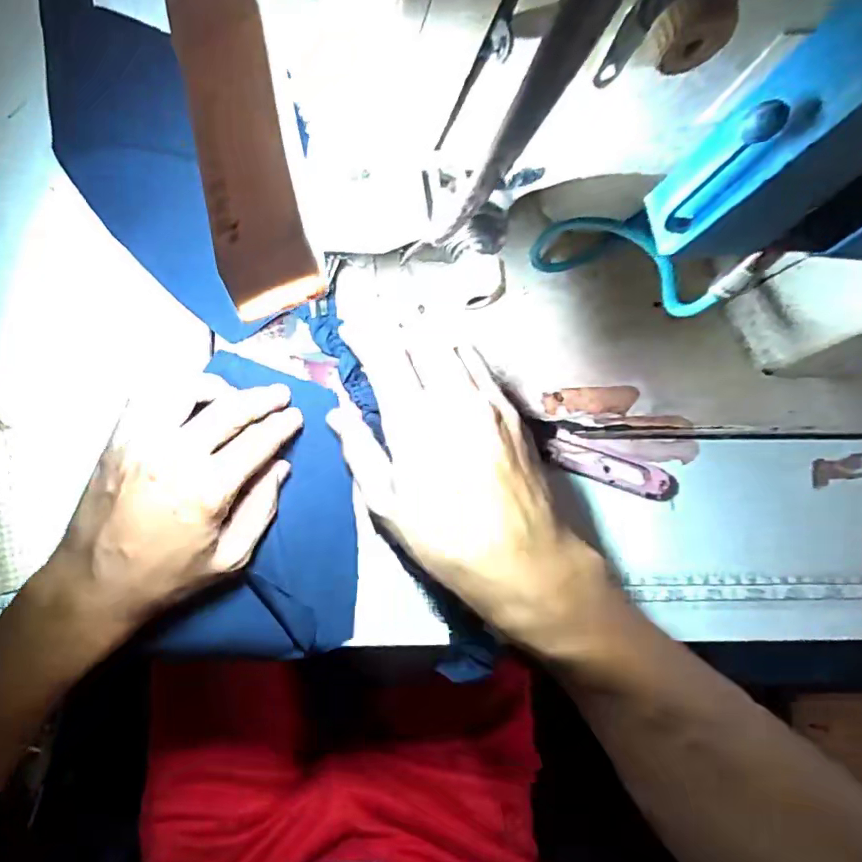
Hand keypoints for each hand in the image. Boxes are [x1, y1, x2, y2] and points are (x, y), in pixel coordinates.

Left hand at [32, 375, 300, 639]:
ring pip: (185, 388)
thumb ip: (260, 510)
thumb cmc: (167, 577)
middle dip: (261, 398)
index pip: (255, 442)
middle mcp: (174, 455)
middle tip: (280, 393)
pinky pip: (147, 395)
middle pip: (228, 409)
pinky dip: (174, 388)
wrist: (95, 582)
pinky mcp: (116, 438)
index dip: (281, 426)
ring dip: (217, 386)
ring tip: (232, 395)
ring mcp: (140, 441)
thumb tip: (280, 467)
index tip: (296, 416)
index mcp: (206, 490)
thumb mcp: (229, 559)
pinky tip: (189, 399)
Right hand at [326, 321, 615, 652]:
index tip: (349, 321)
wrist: (525, 559)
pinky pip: (481, 363)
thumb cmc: (447, 542)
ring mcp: (488, 401)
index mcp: (414, 422)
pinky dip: (458, 344)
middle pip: (421, 339)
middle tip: (376, 303)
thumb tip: (337, 414)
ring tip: (409, 310)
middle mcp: (453, 399)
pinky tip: (451, 342)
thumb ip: (361, 452)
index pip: (385, 358)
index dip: (364, 333)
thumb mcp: (389, 507)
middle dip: (394, 316)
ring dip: (427, 323)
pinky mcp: (511, 411)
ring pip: (454, 343)